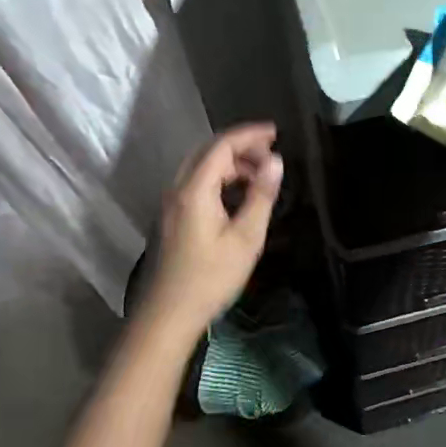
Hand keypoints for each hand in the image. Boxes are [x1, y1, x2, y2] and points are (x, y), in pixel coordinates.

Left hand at [140, 123, 283, 330]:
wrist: (169, 314)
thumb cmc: (211, 278)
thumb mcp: (246, 238)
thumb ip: (261, 196)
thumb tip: (276, 162)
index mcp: (195, 190)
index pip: (222, 146)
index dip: (249, 135)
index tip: (276, 132)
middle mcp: (178, 189)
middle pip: (208, 151)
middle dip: (241, 146)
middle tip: (272, 154)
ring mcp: (172, 203)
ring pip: (201, 167)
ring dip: (231, 163)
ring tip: (261, 175)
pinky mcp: (173, 217)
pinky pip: (197, 183)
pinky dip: (220, 178)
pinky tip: (239, 195)